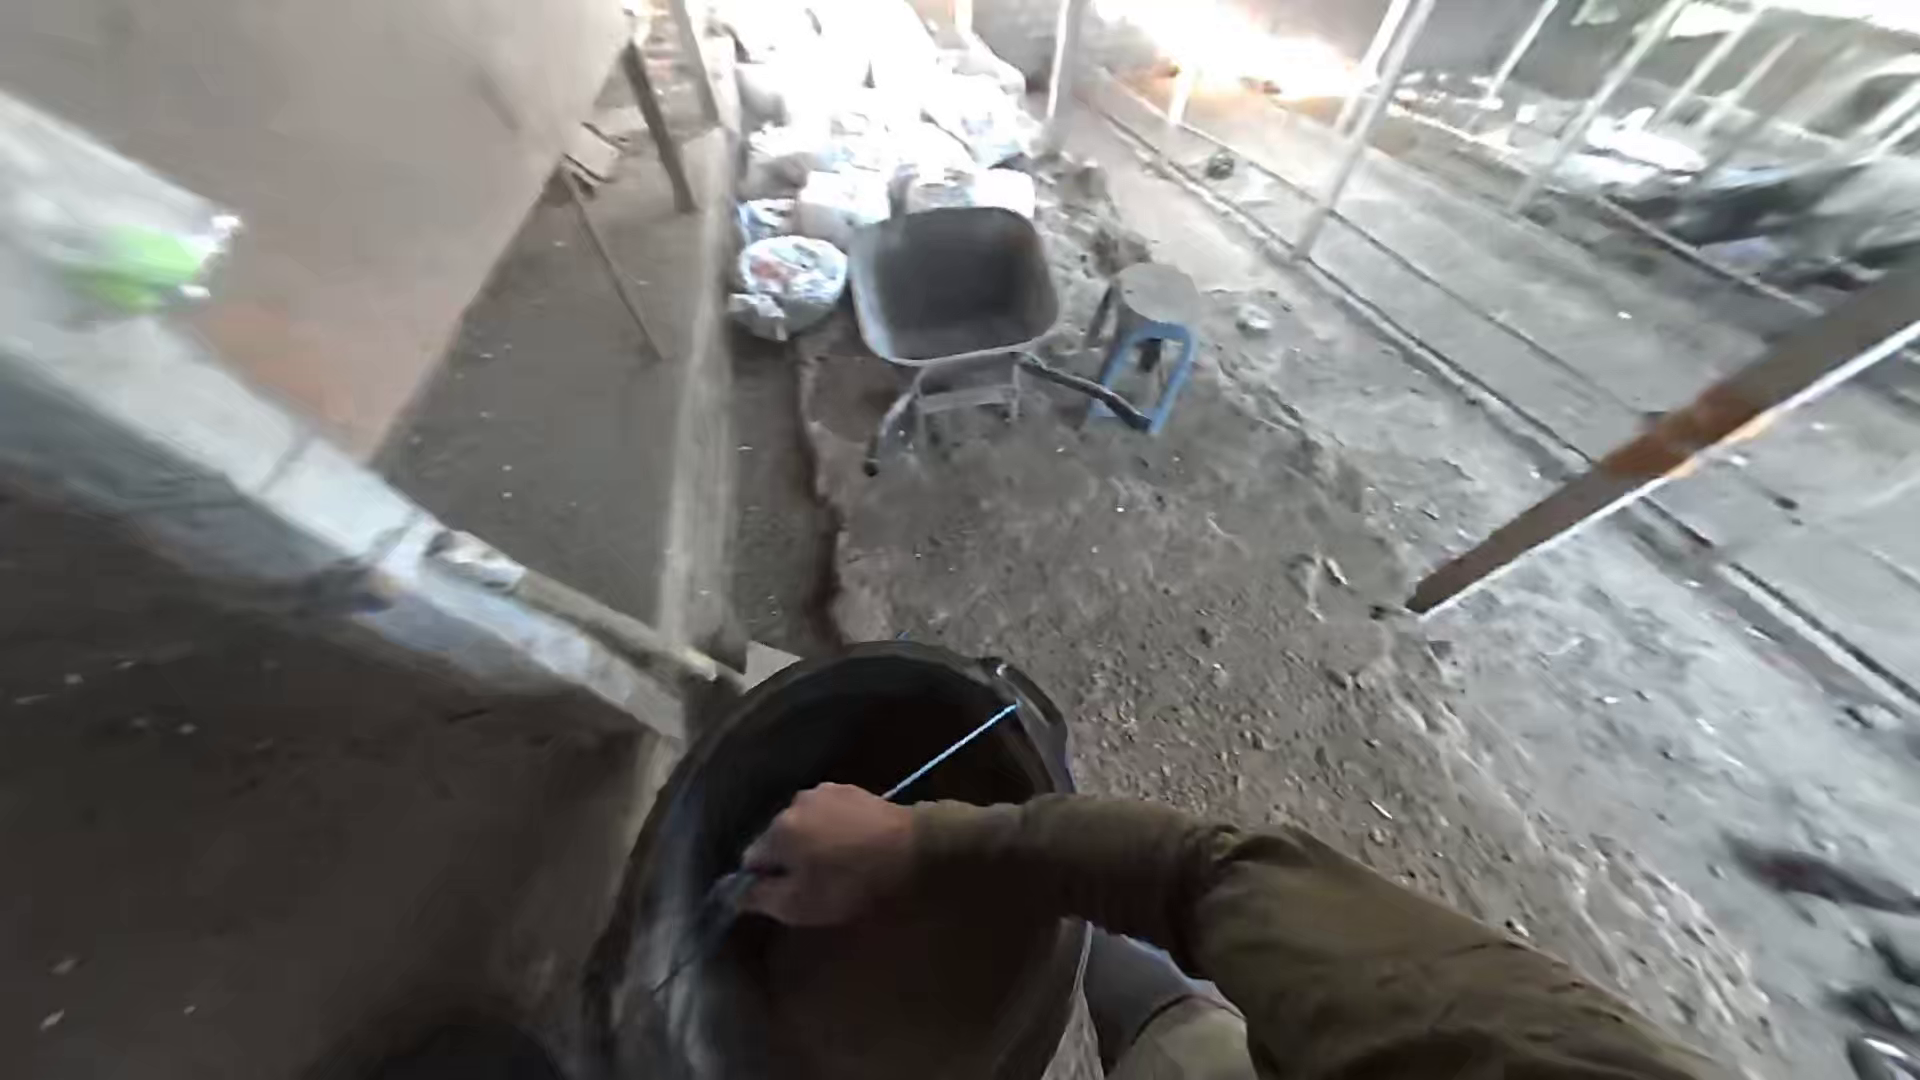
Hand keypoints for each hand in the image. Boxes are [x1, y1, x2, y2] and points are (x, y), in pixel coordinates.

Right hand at [740, 783, 914, 925]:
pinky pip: (828, 813)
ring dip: (811, 842)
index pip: (751, 858)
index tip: (783, 897)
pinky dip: (832, 829)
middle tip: (813, 884)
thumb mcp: (799, 904)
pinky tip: (852, 845)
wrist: (909, 848)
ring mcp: (826, 791)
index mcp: (778, 828)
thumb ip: (760, 897)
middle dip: (788, 859)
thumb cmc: (849, 882)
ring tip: (836, 864)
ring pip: (805, 823)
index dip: (762, 882)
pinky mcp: (851, 789)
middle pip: (778, 837)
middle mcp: (796, 801)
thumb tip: (735, 891)